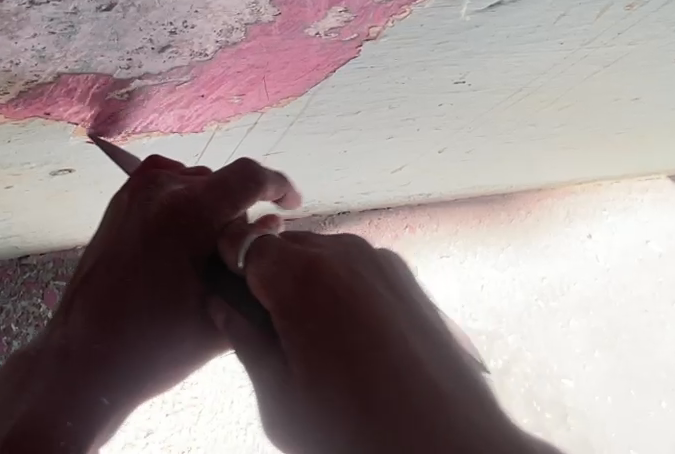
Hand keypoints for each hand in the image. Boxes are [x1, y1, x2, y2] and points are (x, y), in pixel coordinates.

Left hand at [0, 154, 297, 453]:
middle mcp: (162, 189)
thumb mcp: (221, 306)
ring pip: (196, 182)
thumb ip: (255, 260)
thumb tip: (273, 226)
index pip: (251, 175)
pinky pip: (169, 185)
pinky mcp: (122, 200)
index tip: (292, 201)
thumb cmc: (156, 342)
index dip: (279, 184)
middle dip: (243, 209)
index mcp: (190, 210)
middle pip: (223, 182)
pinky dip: (186, 202)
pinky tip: (189, 237)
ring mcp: (137, 191)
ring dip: (214, 206)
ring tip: (214, 250)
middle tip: (248, 248)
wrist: (87, 355)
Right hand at [211, 229, 543, 453]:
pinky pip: (353, 265)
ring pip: (318, 252)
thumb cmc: (358, 435)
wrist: (453, 451)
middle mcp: (340, 251)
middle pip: (281, 244)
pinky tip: (351, 339)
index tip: (229, 293)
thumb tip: (221, 306)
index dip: (228, 264)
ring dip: (305, 279)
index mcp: (300, 276)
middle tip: (271, 328)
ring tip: (316, 339)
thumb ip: (244, 342)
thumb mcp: (282, 399)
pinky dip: (341, 287)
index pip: (241, 241)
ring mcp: (378, 258)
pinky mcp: (405, 275)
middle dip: (267, 274)